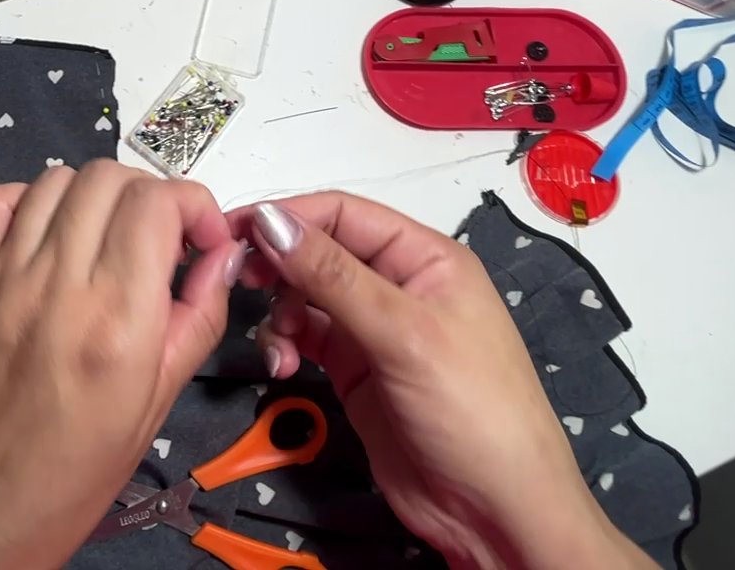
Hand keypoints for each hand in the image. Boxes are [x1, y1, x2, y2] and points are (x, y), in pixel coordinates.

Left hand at [0, 161, 244, 569]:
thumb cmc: (76, 473)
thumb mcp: (159, 403)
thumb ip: (199, 316)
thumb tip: (223, 253)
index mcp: (117, 320)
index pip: (157, 203)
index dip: (195, 205)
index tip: (204, 239)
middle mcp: (59, 283)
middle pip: (109, 175)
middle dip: (151, 194)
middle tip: (162, 240)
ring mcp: (6, 274)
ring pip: (57, 177)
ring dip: (97, 194)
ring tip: (110, 236)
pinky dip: (27, 198)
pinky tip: (49, 231)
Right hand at [228, 195, 650, 569]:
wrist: (498, 520)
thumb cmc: (473, 414)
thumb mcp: (403, 335)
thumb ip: (332, 275)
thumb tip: (269, 219)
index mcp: (423, 257)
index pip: (343, 214)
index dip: (288, 216)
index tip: (237, 229)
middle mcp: (395, 282)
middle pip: (318, 249)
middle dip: (278, 263)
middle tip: (241, 279)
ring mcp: (371, 324)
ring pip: (304, 292)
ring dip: (279, 310)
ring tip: (278, 344)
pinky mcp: (352, 363)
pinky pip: (303, 332)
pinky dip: (283, 341)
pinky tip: (282, 364)